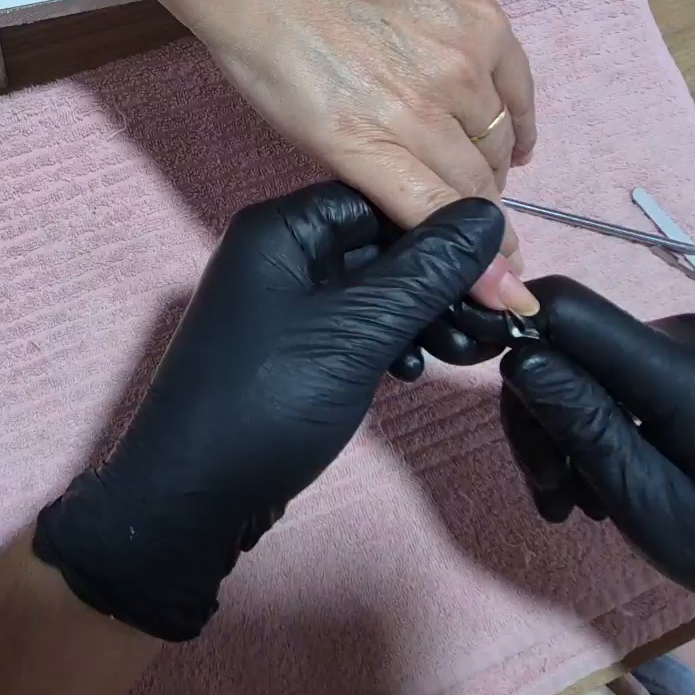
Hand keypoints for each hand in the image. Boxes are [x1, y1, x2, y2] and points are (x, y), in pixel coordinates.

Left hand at [33, 182, 501, 640]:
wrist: (193, 497)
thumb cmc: (270, 397)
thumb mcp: (357, 329)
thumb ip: (426, 270)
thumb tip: (489, 216)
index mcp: (282, 227)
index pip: (378, 197)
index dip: (442, 227)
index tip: (500, 266)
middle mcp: (281, 252)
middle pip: (380, 244)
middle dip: (439, 281)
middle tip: (494, 321)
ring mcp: (285, 301)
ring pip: (373, 289)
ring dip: (422, 314)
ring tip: (467, 350)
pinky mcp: (294, 344)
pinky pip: (355, 325)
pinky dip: (391, 340)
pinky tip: (413, 369)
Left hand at [171, 0, 538, 315]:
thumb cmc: (266, 59)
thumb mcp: (308, 140)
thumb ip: (374, 181)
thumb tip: (426, 216)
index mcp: (365, 144)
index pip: (445, 219)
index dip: (484, 266)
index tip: (508, 289)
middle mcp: (422, 105)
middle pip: (479, 185)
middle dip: (475, 211)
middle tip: (463, 212)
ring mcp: (457, 56)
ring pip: (501, 140)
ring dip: (490, 164)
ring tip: (472, 166)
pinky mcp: (479, 15)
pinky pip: (522, 86)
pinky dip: (518, 119)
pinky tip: (510, 134)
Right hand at [493, 276, 694, 694]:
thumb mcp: (650, 506)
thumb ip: (584, 425)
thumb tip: (516, 355)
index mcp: (684, 371)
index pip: (568, 308)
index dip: (509, 325)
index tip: (477, 380)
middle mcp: (678, 336)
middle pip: (560, 342)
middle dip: (537, 413)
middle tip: (547, 489)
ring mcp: (676, 343)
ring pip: (570, 361)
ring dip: (554, 427)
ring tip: (568, 497)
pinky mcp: (669, 358)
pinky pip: (595, 372)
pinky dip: (579, 421)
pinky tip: (588, 475)